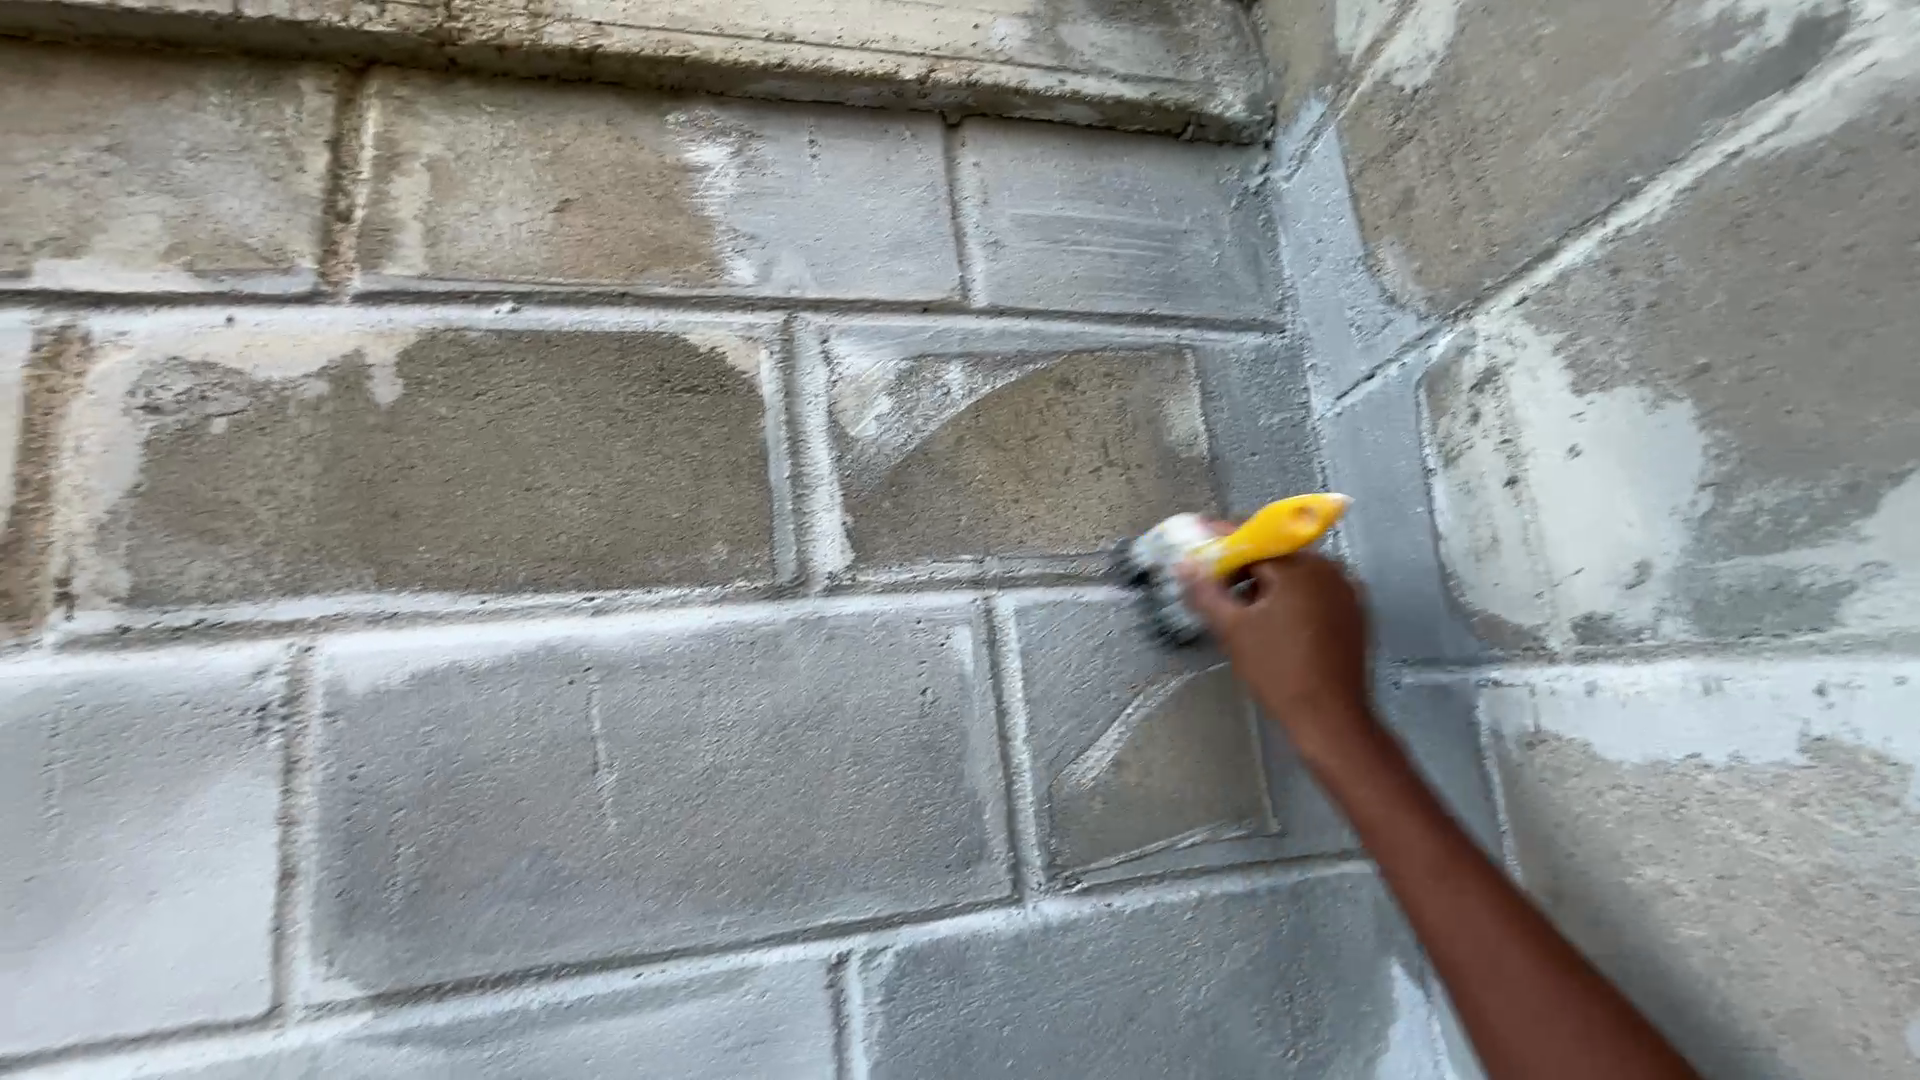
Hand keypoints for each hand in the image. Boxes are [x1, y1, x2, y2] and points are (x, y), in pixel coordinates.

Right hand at [1175, 548, 1372, 745]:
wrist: (1330, 718)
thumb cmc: (1277, 671)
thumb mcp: (1232, 630)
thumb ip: (1205, 592)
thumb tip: (1184, 565)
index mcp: (1301, 567)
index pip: (1252, 542)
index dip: (1220, 540)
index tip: (1196, 537)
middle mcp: (1330, 570)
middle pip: (1275, 556)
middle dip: (1242, 565)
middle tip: (1213, 581)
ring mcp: (1348, 592)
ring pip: (1295, 576)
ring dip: (1265, 583)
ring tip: (1239, 606)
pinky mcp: (1355, 615)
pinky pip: (1314, 593)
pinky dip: (1290, 598)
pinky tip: (1272, 620)